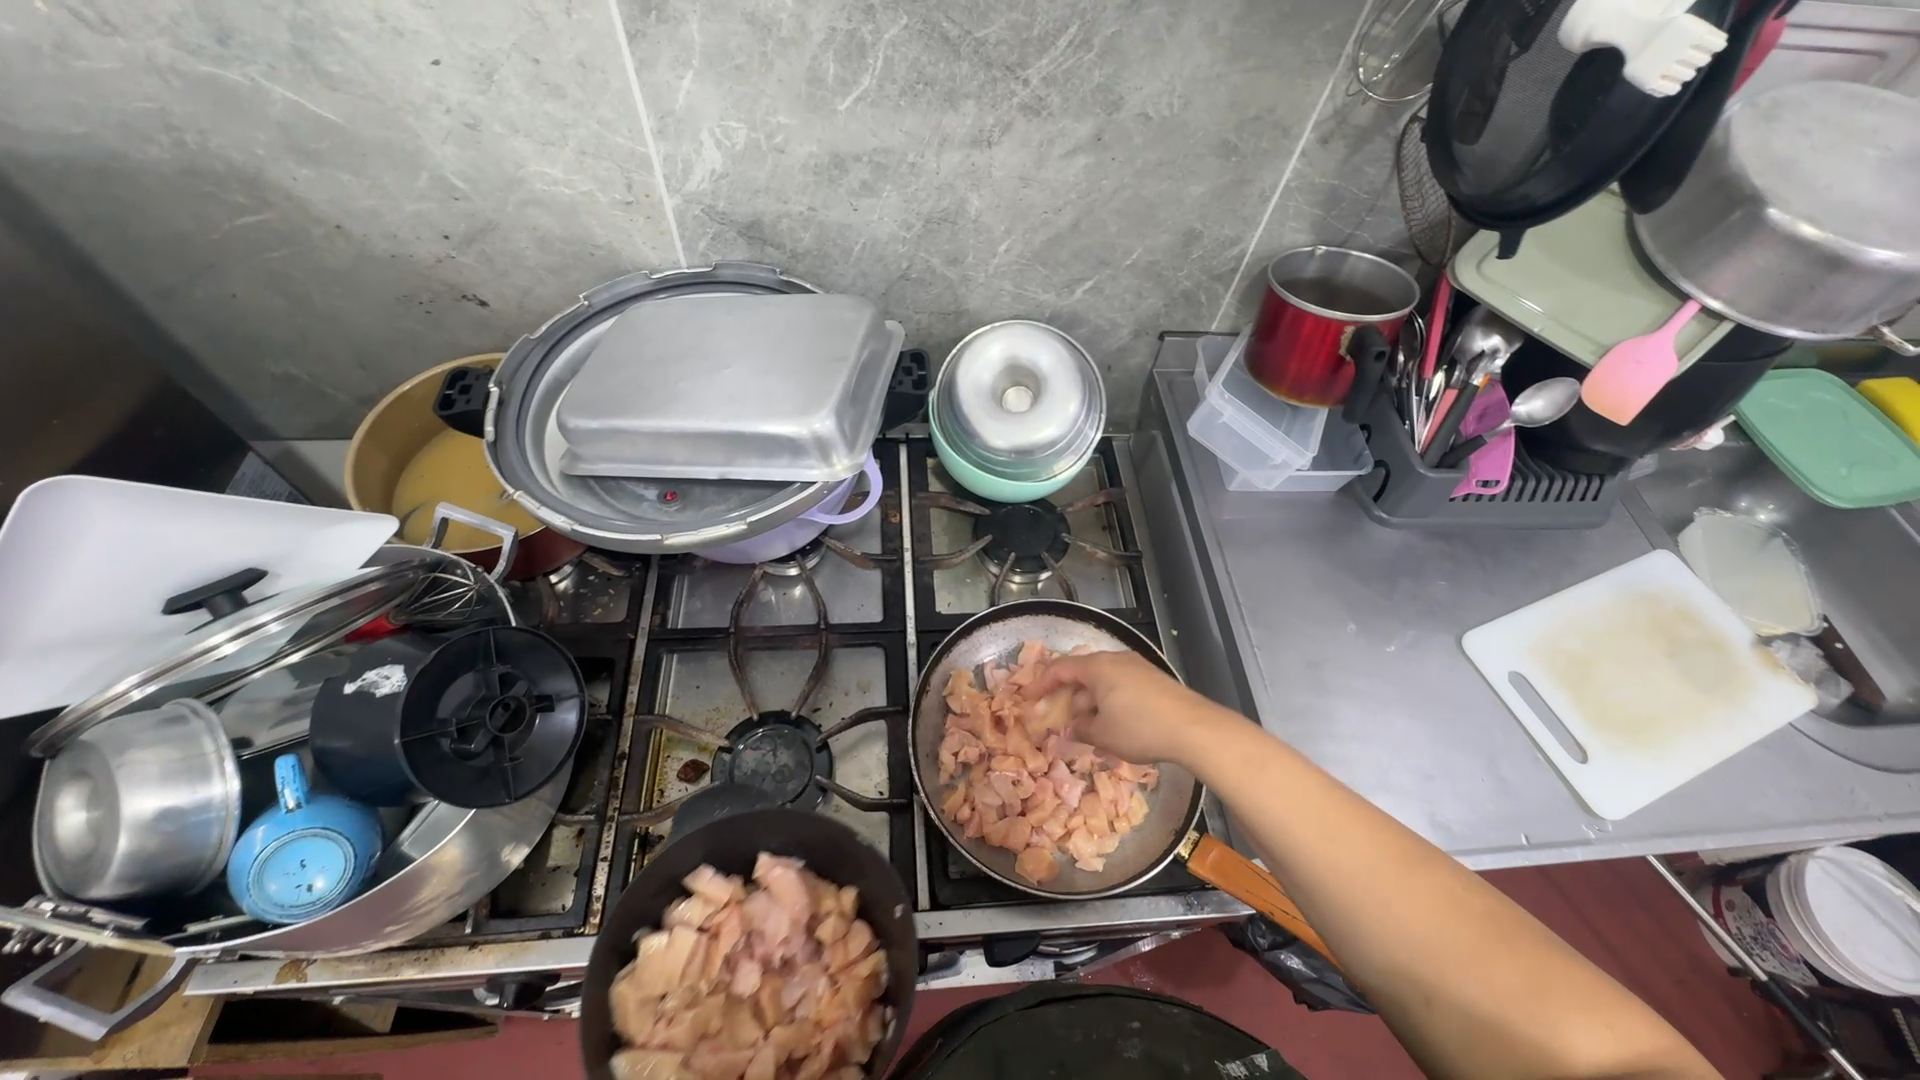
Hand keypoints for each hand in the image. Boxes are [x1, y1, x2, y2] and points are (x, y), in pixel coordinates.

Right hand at [1025, 650, 1230, 766]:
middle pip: (1082, 674)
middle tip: (1057, 719)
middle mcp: (1116, 660)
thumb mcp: (1103, 734)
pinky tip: (1111, 728)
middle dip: (1067, 697)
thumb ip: (1081, 729)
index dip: (1040, 684)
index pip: (1059, 668)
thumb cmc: (1140, 728)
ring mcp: (1138, 669)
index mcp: (1097, 667)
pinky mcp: (1154, 682)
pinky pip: (1120, 688)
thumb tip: (1071, 729)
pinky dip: (1108, 704)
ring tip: (1085, 730)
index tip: (1028, 699)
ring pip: (1102, 683)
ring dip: (1089, 704)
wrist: (1195, 729)